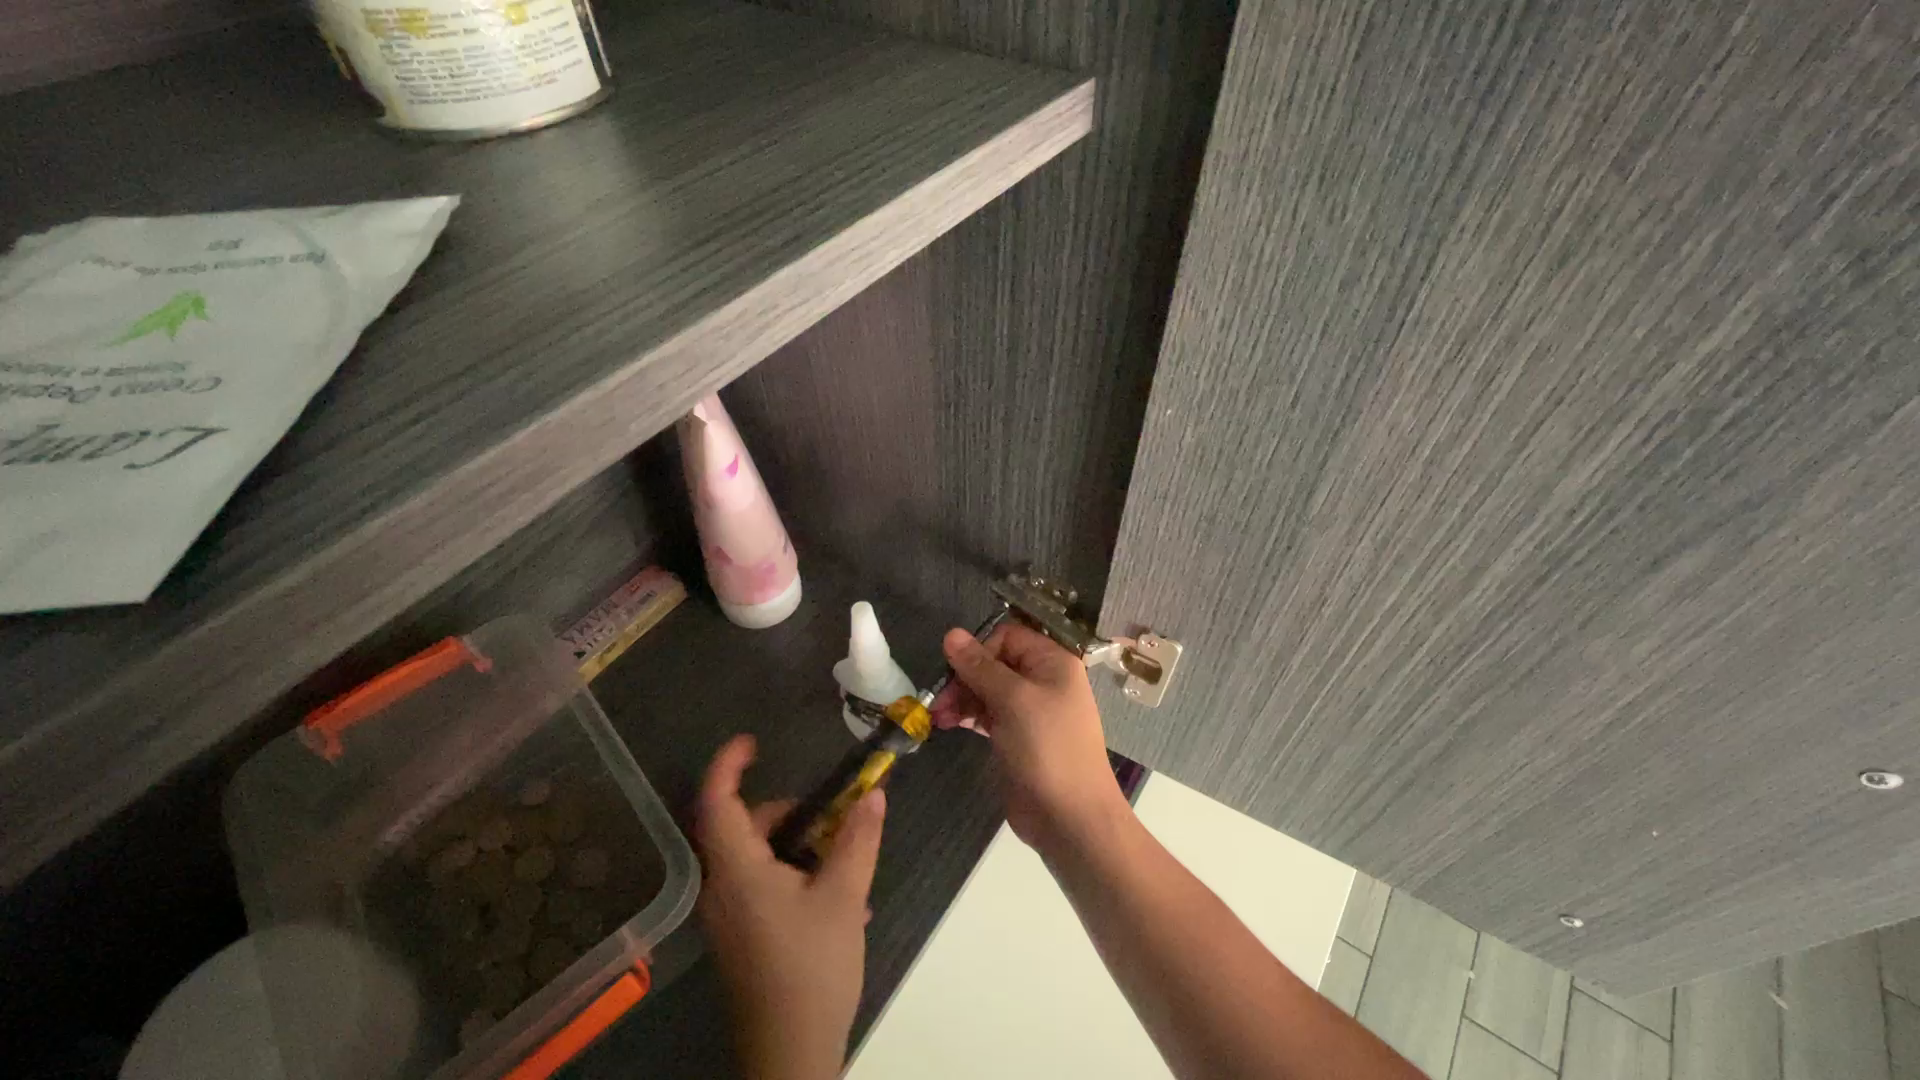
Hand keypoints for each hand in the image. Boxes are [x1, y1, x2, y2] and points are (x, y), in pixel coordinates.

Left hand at [695, 735, 885, 1079]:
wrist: (789, 1052)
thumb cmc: (812, 969)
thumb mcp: (844, 896)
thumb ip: (858, 839)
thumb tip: (874, 795)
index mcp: (737, 871)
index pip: (716, 803)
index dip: (728, 765)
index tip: (752, 741)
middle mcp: (721, 889)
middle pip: (744, 829)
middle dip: (790, 814)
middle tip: (836, 820)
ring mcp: (727, 916)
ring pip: (756, 859)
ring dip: (800, 849)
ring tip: (847, 869)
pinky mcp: (740, 937)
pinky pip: (760, 886)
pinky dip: (793, 877)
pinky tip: (836, 902)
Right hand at [929, 623, 1129, 851]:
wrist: (1069, 816)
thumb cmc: (1047, 748)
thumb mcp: (1013, 700)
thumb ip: (980, 666)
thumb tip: (951, 633)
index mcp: (1053, 662)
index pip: (1009, 636)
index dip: (980, 649)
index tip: (956, 670)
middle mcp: (1043, 680)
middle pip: (994, 663)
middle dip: (964, 677)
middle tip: (939, 700)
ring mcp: (1029, 710)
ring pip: (987, 689)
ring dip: (960, 697)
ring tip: (938, 716)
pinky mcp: (1016, 736)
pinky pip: (987, 714)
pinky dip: (968, 715)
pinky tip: (948, 723)